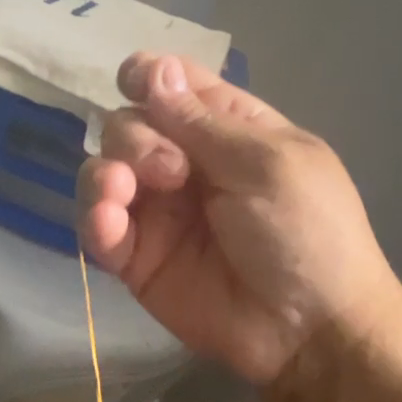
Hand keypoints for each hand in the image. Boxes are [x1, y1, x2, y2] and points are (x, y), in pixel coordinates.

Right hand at [80, 52, 401, 384]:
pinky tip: (108, 222)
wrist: (306, 331)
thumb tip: (153, 70)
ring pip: (104, 169)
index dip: (148, 76)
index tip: (134, 80)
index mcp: (229, 130)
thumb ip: (204, 121)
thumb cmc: (307, 234)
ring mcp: (157, 211)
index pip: (174, 86)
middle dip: (138, 137)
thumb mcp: (269, 163)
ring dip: (107, 172)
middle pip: (129, 123)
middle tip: (173, 172)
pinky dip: (94, 217)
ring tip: (126, 194)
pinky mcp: (135, 257)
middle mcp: (185, 163)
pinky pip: (97, 225)